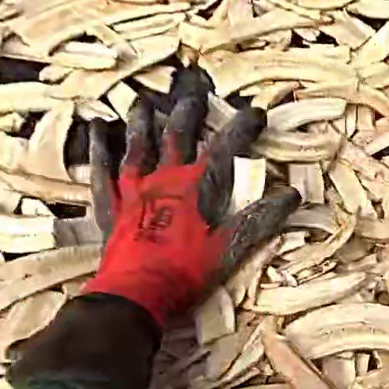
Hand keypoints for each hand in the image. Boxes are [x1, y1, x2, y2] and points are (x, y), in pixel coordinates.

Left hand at [83, 66, 300, 327]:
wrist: (137, 293)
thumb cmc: (187, 272)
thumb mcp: (231, 248)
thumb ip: (260, 219)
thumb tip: (293, 195)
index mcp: (198, 186)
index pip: (226, 146)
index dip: (243, 126)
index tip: (256, 112)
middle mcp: (165, 177)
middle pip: (178, 134)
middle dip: (190, 112)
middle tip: (195, 94)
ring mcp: (134, 189)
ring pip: (139, 144)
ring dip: (143, 121)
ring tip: (144, 101)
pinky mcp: (111, 204)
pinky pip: (102, 169)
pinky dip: (99, 148)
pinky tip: (96, 129)